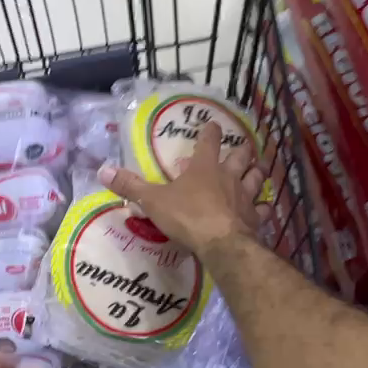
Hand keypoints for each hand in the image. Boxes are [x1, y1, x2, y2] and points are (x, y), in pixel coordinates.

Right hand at [97, 120, 267, 256]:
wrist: (221, 243)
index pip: (209, 141)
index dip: (211, 132)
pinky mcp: (254, 219)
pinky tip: (265, 209)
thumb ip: (129, 186)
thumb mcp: (152, 201)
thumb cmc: (187, 216)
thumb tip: (102, 170)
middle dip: (243, 150)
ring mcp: (245, 198)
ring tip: (261, 169)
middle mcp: (228, 177)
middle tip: (247, 145)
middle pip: (240, 158)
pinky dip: (264, 208)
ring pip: (256, 180)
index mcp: (204, 167)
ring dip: (258, 173)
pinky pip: (263, 210)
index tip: (214, 124)